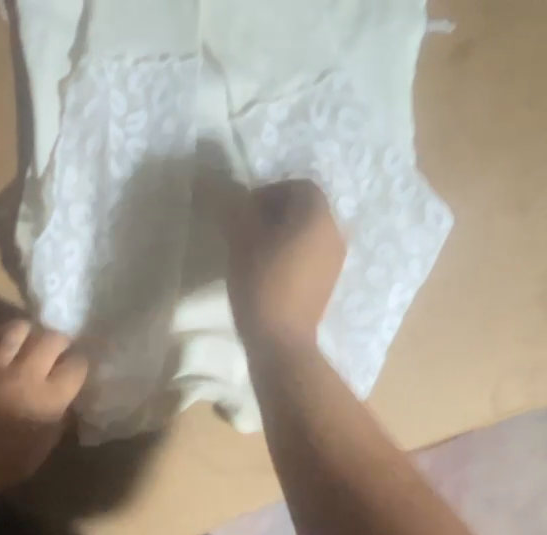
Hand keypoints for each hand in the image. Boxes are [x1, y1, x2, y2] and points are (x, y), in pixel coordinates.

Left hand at [0, 319, 87, 500]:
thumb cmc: (5, 464)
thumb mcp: (44, 448)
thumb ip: (58, 419)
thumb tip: (65, 401)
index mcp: (49, 397)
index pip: (77, 365)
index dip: (80, 364)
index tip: (76, 369)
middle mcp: (25, 373)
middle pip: (51, 337)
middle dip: (60, 340)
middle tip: (57, 349)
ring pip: (18, 329)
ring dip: (29, 331)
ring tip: (29, 340)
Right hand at [226, 179, 347, 350]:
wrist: (282, 341)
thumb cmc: (261, 285)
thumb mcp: (240, 241)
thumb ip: (231, 206)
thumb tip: (211, 182)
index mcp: (317, 214)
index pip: (297, 185)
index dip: (268, 192)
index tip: (243, 212)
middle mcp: (334, 231)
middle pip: (304, 209)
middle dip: (275, 214)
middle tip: (245, 232)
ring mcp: (336, 259)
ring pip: (308, 233)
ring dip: (283, 235)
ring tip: (255, 255)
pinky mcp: (328, 283)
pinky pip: (311, 256)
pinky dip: (291, 256)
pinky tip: (269, 275)